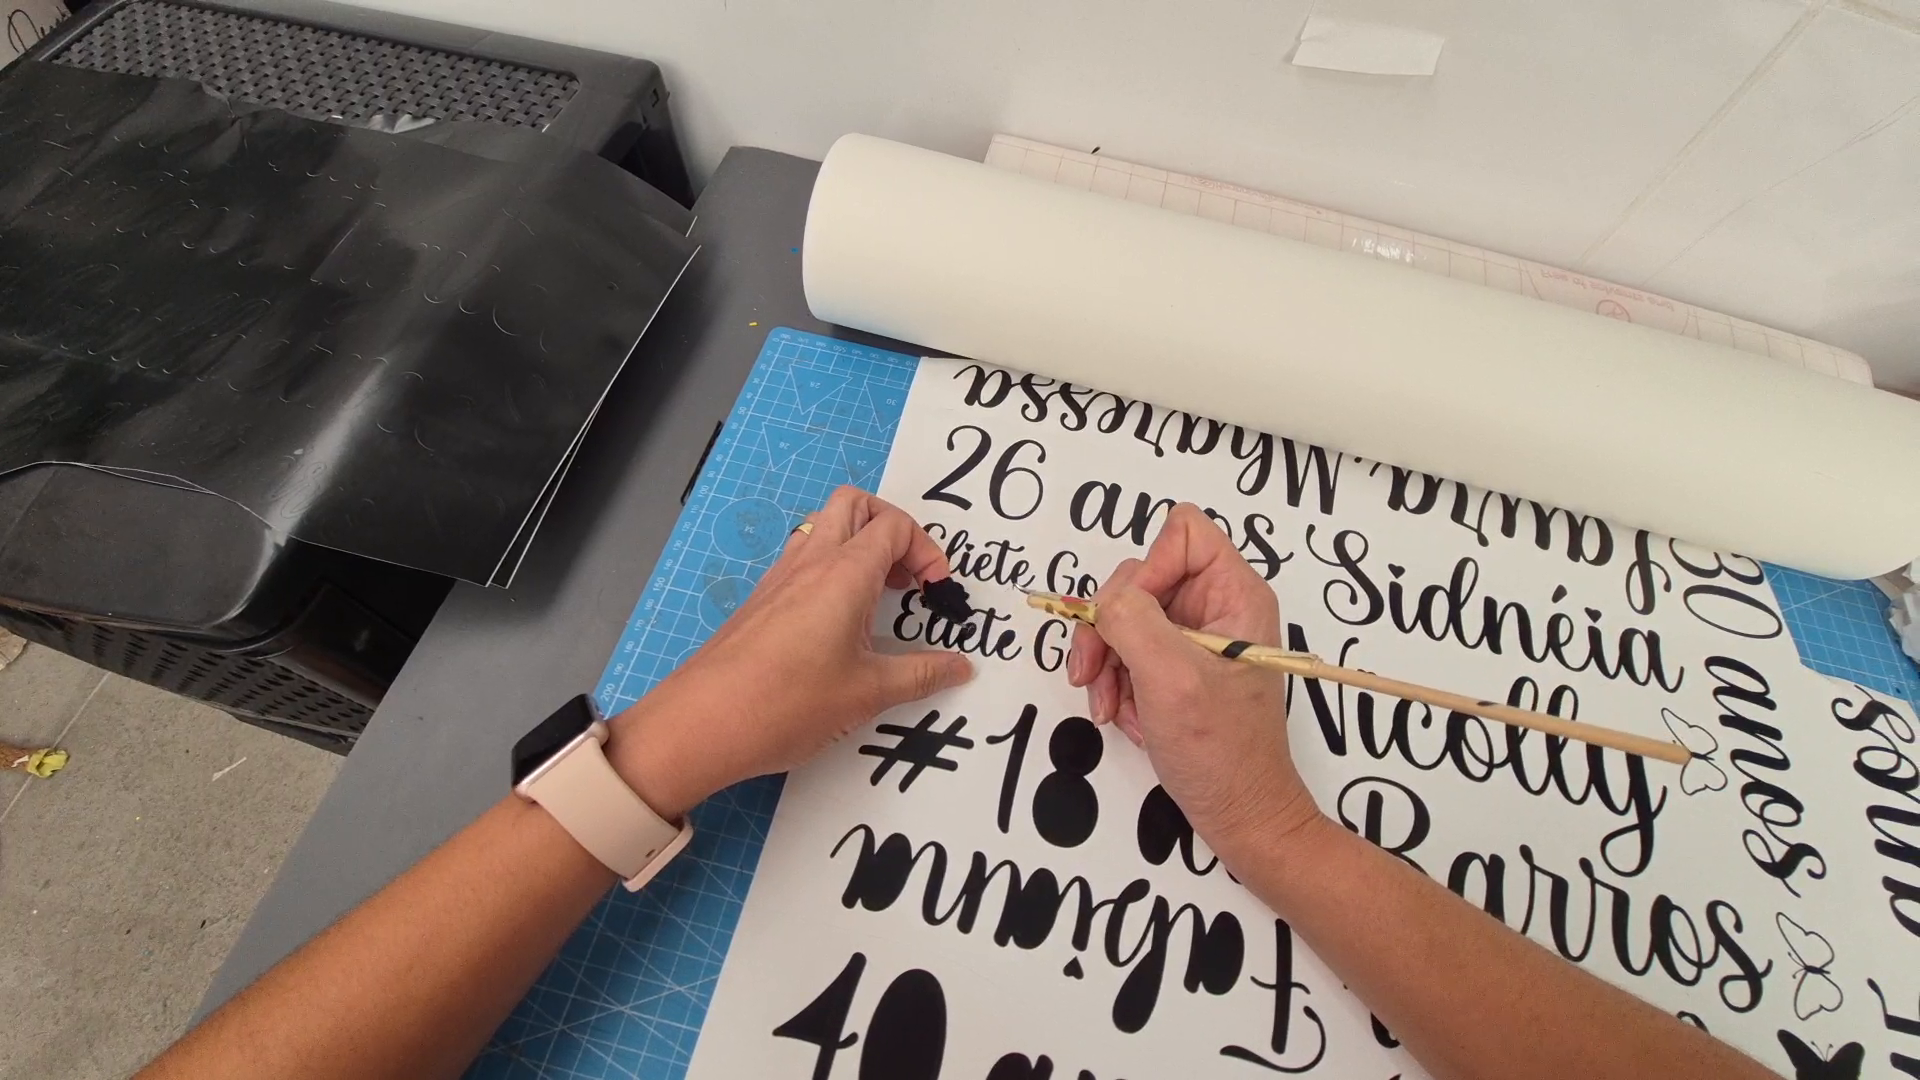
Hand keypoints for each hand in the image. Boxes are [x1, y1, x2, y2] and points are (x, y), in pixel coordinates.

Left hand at [607, 487, 973, 817]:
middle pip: (855, 503)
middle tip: (907, 574)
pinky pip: (804, 557)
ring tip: (879, 594)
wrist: (702, 723)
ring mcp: (781, 576)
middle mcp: (812, 560)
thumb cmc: (791, 703)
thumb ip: (922, 674)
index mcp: (844, 572)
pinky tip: (840, 619)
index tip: (935, 593)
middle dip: (891, 526)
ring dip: (860, 544)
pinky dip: (833, 567)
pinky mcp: (763, 598)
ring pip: (825, 526)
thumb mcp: (868, 693)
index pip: (894, 526)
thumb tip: (962, 667)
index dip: (927, 551)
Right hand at [1067, 503, 1323, 859]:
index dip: (1147, 567)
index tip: (1132, 619)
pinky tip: (1127, 716)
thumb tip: (1103, 599)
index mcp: (1234, 592)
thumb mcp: (1171, 677)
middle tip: (1092, 675)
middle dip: (1109, 628)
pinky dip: (1116, 683)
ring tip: (1111, 708)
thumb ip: (1132, 619)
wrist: (1238, 815)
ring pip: (1124, 615)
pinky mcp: (1175, 663)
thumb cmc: (1219, 749)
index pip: (1181, 532)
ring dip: (1106, 662)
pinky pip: (1126, 649)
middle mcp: (1215, 604)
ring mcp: (1193, 635)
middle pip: (1139, 577)